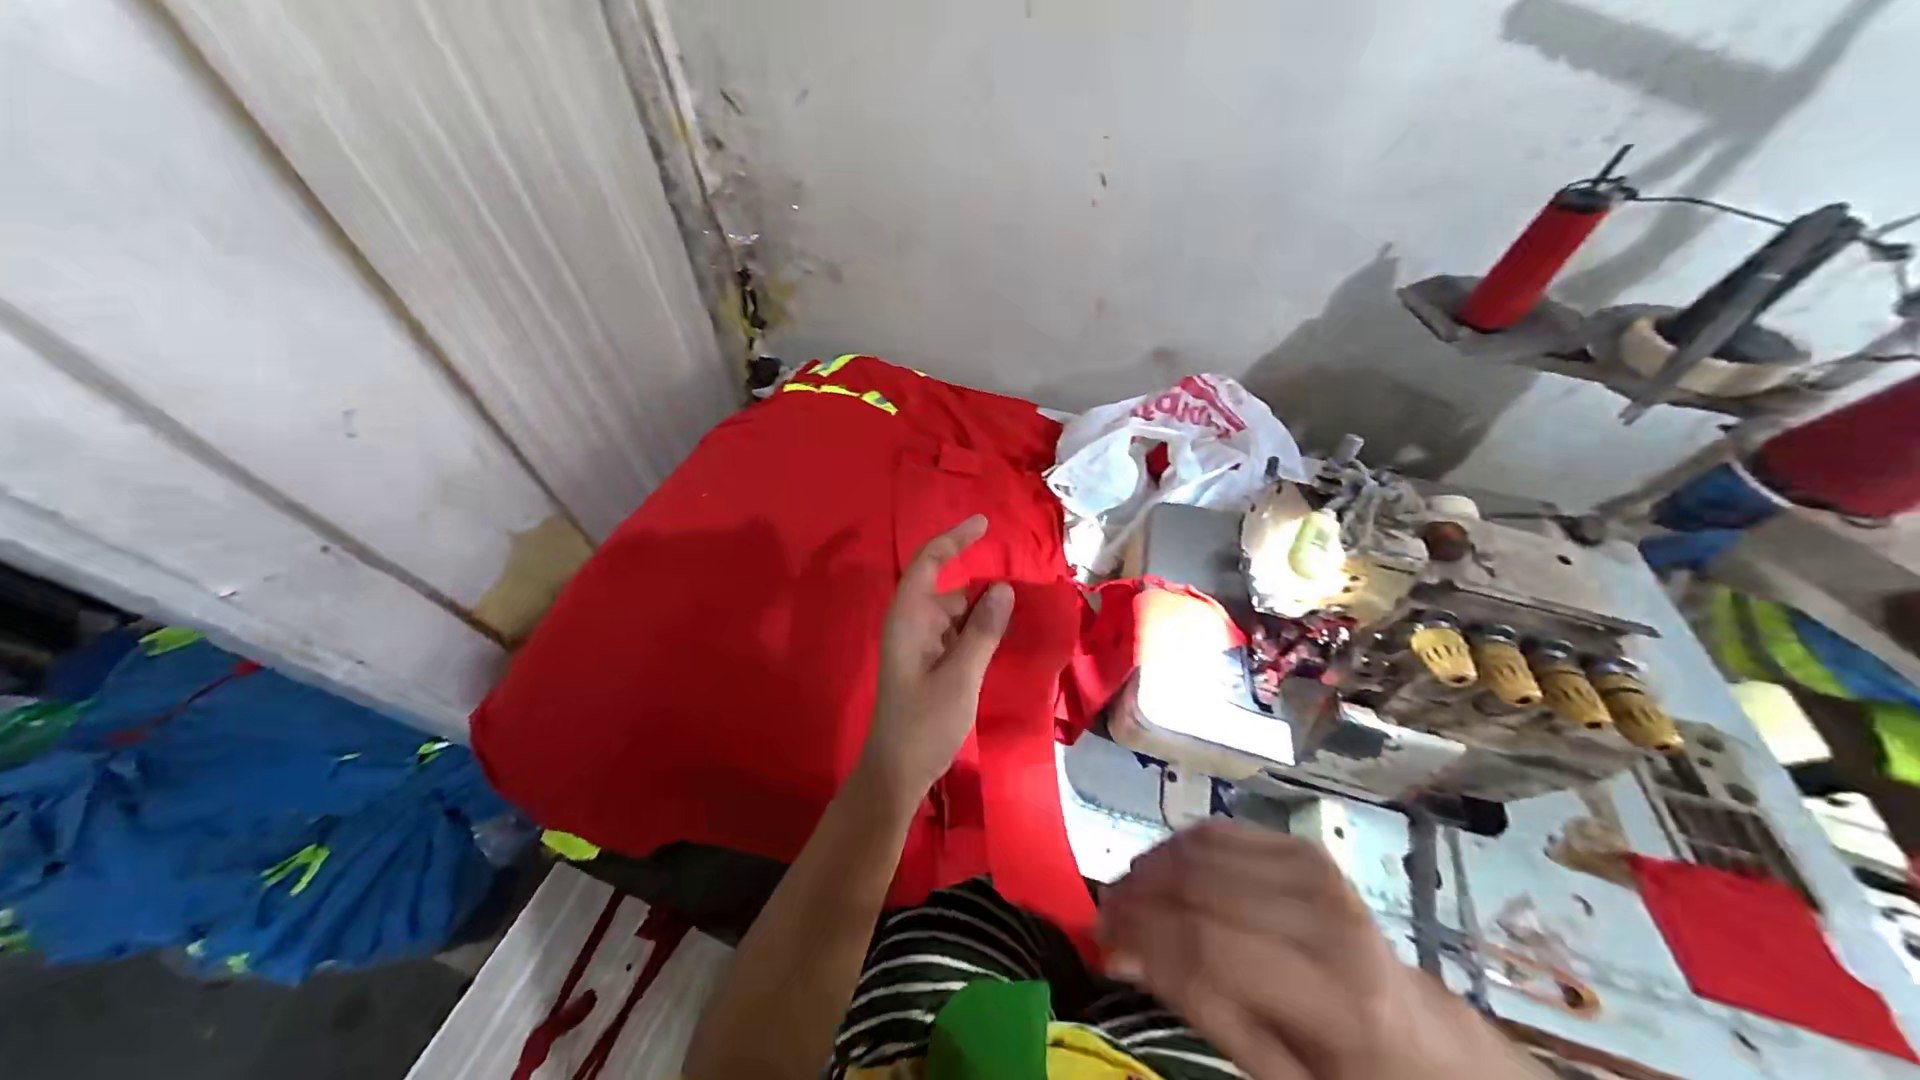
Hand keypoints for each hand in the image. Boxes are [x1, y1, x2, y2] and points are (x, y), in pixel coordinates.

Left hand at [856, 514, 1013, 804]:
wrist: (898, 772)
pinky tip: (1004, 637)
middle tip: (1025, 592)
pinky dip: (978, 631)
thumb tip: (1003, 589)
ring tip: (1023, 613)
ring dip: (984, 612)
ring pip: (956, 614)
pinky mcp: (928, 664)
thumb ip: (982, 631)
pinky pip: (956, 635)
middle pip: (949, 590)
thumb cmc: (924, 723)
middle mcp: (912, 624)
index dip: (955, 538)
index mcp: (909, 618)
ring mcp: (919, 645)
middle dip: (983, 589)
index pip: (929, 562)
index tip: (984, 522)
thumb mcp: (960, 675)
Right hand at [1098, 821, 1544, 1079]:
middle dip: (1136, 898)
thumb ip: (1199, 1007)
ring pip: (1201, 849)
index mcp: (1333, 999)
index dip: (1140, 938)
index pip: (1206, 947)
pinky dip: (1178, 848)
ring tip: (1128, 896)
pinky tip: (1164, 873)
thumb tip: (1120, 950)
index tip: (1099, 940)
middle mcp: (1326, 920)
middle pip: (1199, 887)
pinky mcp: (1305, 849)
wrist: (1415, 1034)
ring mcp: (1319, 873)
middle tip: (1104, 916)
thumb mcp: (1276, 1071)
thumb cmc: (1341, 1071)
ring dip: (1151, 868)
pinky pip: (1219, 830)